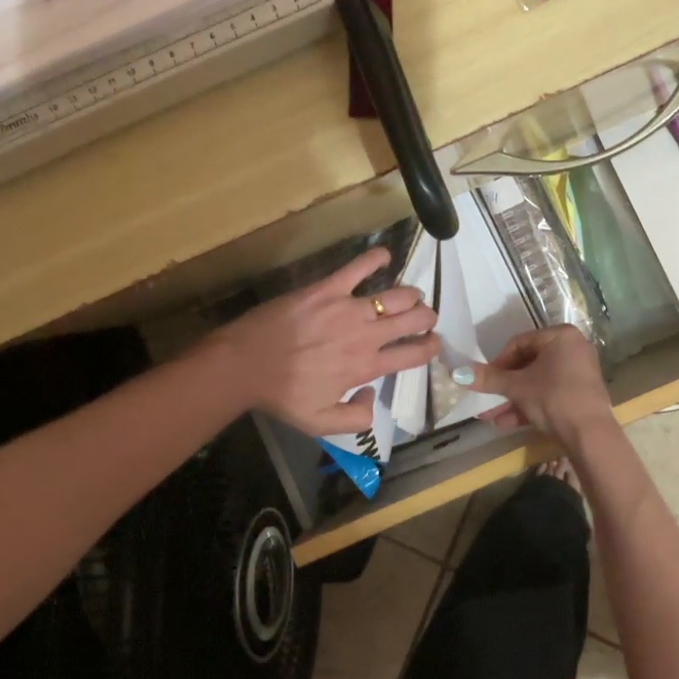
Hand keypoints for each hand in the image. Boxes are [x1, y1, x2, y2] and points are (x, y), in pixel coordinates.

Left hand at [204, 248, 438, 436]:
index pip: (414, 354)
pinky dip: (375, 258)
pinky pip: (358, 267)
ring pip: (397, 295)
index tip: (434, 343)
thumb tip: (373, 396)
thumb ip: (356, 419)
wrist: (245, 364)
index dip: (431, 347)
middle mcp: (365, 335)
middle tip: (425, 318)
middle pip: (414, 319)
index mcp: (366, 366)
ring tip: (410, 296)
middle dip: (427, 318)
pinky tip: (384, 255)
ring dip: (410, 295)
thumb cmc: (281, 394)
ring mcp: (347, 308)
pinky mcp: (327, 288)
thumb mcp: (320, 423)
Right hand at [465, 326, 616, 447]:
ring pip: (538, 382)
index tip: (485, 380)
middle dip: (504, 386)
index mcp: (561, 336)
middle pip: (529, 364)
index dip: (498, 362)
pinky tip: (508, 423)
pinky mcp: (581, 394)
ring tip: (492, 417)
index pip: (520, 343)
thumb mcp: (517, 387)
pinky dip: (530, 406)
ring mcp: (579, 372)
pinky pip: (550, 394)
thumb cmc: (553, 397)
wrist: (590, 435)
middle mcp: (573, 348)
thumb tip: (457, 372)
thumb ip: (488, 378)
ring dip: (513, 399)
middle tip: (486, 400)